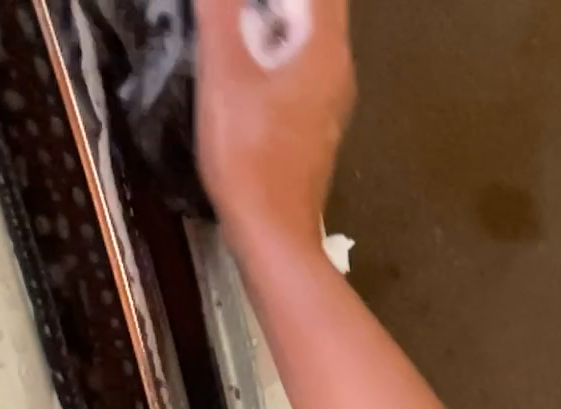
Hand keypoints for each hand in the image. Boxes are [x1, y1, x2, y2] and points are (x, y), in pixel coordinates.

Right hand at [194, 0, 355, 256]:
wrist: (272, 234)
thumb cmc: (249, 153)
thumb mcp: (225, 74)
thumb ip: (220, 13)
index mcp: (327, 50)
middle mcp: (340, 74)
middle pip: (317, 11)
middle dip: (280, 1)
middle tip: (235, 7)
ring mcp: (330, 108)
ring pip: (309, 47)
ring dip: (277, 26)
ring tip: (235, 22)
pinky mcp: (315, 134)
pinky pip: (302, 78)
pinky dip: (278, 60)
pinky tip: (247, 70)